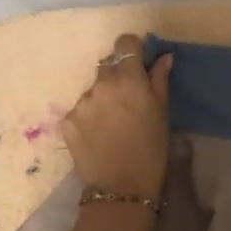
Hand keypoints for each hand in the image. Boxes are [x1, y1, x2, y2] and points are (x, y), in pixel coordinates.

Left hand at [62, 34, 173, 198]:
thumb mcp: (163, 113)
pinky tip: (99, 136)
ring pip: (94, 89)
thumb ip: (160, 80)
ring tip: (113, 125)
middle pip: (108, 65)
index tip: (139, 64)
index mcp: (128, 79)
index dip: (133, 50)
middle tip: (128, 102)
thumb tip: (163, 56)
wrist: (122, 187)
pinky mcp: (67, 120)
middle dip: (118, 76)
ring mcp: (81, 102)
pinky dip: (89, 117)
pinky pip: (81, 109)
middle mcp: (101, 84)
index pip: (125, 43)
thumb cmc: (151, 150)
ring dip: (103, 98)